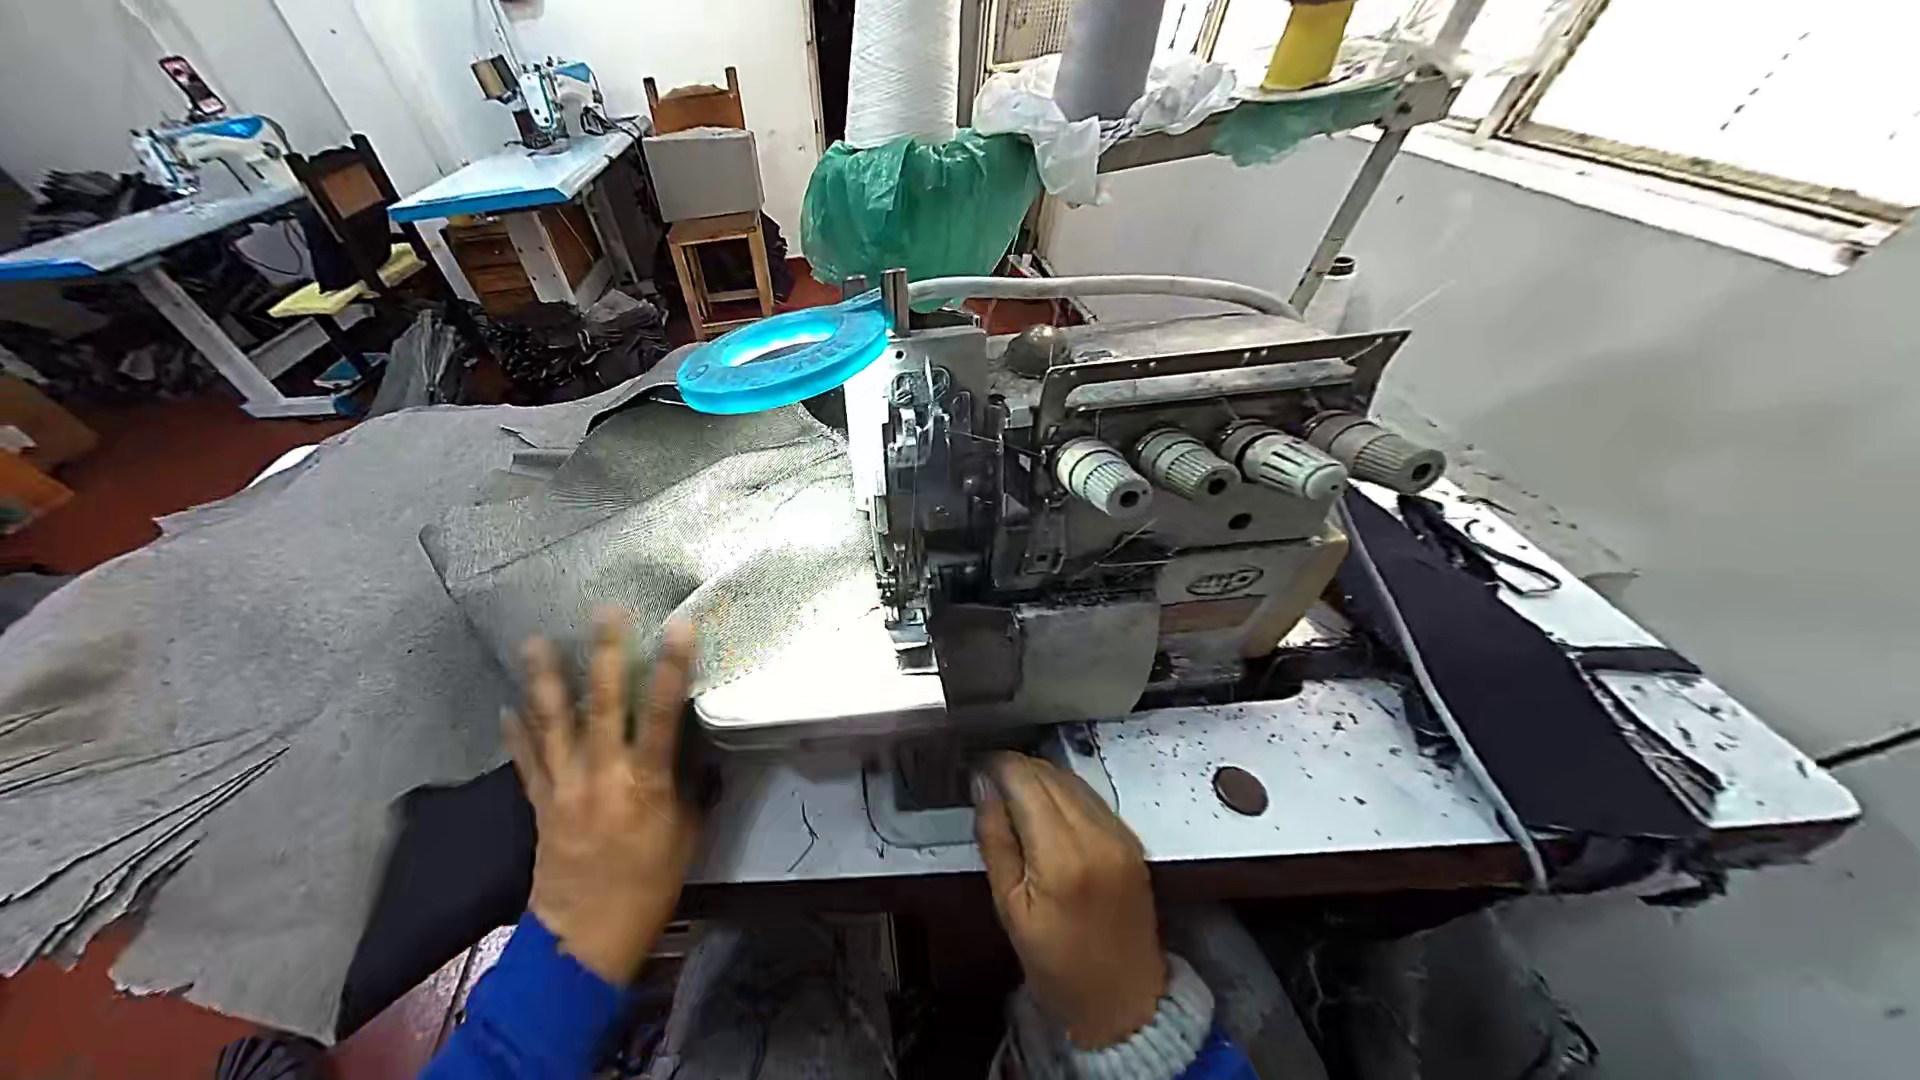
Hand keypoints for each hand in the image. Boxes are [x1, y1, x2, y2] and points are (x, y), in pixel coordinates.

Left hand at [506, 610, 699, 983]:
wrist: (585, 938)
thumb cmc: (650, 883)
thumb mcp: (687, 833)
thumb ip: (687, 784)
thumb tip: (693, 748)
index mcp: (645, 783)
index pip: (662, 715)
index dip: (672, 669)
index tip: (678, 628)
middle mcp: (602, 775)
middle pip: (603, 705)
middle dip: (606, 655)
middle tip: (605, 611)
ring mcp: (564, 787)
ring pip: (553, 724)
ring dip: (545, 680)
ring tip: (535, 641)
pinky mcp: (540, 803)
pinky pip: (526, 761)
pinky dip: (516, 733)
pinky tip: (507, 706)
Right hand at [974, 751, 1167, 1048]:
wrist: (1123, 1003)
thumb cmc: (1057, 966)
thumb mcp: (1008, 907)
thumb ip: (994, 838)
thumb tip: (983, 786)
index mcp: (1061, 857)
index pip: (1025, 781)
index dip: (997, 765)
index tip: (978, 766)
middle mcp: (1096, 836)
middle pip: (1049, 773)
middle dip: (1016, 768)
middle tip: (990, 779)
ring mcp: (1119, 835)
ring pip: (1071, 778)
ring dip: (1040, 775)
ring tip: (1014, 792)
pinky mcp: (1131, 839)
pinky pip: (1091, 796)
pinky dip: (1064, 791)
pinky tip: (1047, 807)